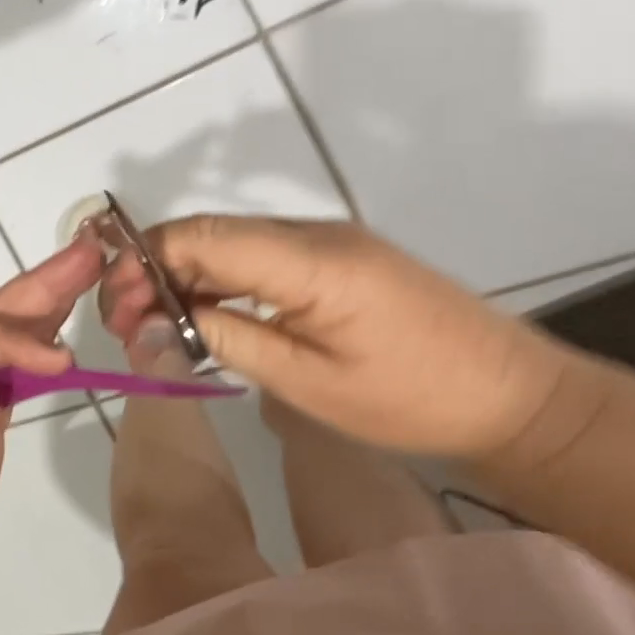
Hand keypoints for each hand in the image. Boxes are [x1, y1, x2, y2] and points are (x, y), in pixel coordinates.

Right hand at [95, 214, 569, 457]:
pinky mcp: (333, 256)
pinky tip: (198, 313)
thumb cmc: (412, 401)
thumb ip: (221, 337)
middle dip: (149, 270)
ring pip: (222, 241)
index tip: (115, 309)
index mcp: (311, 262)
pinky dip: (213, 279)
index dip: (142, 262)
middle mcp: (313, 234)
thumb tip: (147, 321)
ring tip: (151, 323)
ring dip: (177, 275)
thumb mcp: (304, 381)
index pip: (198, 237)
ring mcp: (325, 241)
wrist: (519, 401)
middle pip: (203, 233)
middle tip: (124, 323)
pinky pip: (252, 254)